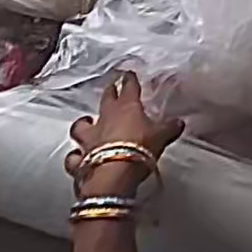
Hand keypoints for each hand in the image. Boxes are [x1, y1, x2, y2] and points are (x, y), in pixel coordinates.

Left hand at [64, 71, 184, 195]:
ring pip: (81, 126)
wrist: (114, 176)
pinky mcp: (79, 161)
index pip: (128, 88)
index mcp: (126, 108)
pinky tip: (77, 158)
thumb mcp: (161, 136)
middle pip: (105, 100)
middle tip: (111, 88)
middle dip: (109, 92)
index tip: (128, 74)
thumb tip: (178, 122)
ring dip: (83, 124)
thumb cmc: (139, 150)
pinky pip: (73, 157)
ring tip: (85, 122)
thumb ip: (169, 128)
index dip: (129, 80)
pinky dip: (75, 157)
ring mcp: (89, 140)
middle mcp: (105, 119)